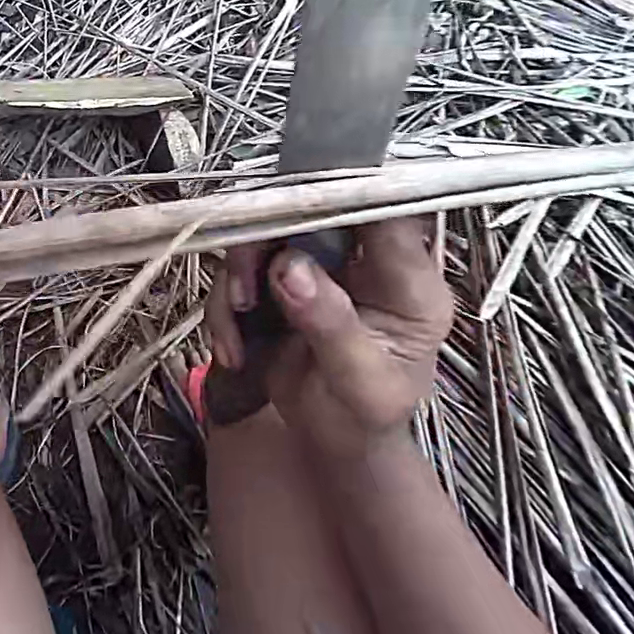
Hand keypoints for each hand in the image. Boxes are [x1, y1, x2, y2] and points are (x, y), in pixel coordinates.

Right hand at [207, 219, 454, 457]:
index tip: (292, 203)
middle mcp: (362, 261)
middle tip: (245, 288)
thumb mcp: (359, 383)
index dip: (344, 193)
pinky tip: (233, 346)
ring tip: (239, 318)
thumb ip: (331, 324)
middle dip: (266, 242)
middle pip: (312, 211)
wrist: (330, 441)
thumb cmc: (364, 417)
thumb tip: (290, 266)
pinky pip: (240, 266)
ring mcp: (317, 265)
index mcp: (407, 282)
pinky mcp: (277, 275)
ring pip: (265, 233)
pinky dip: (226, 302)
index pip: (387, 213)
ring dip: (239, 272)